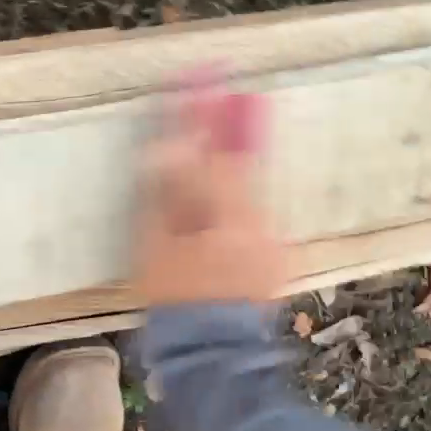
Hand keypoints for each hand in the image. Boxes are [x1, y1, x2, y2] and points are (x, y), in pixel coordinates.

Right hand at [133, 70, 285, 305]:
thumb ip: (164, 196)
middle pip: (243, 159)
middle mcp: (257, 218)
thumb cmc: (176, 298)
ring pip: (255, 180)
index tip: (197, 77)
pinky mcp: (273, 251)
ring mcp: (270, 235)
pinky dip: (246, 179)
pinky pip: (258, 203)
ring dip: (244, 144)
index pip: (209, 152)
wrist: (217, 353)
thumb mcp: (157, 248)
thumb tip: (166, 151)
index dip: (199, 114)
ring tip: (243, 108)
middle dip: (235, 119)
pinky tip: (239, 168)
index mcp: (225, 214)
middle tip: (230, 82)